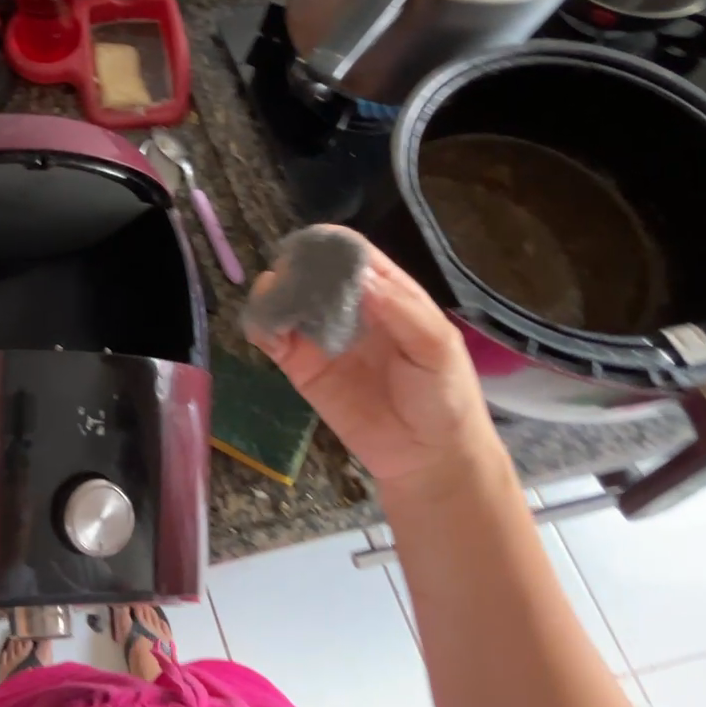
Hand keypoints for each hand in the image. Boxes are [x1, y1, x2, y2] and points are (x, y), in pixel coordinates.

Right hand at [244, 228, 496, 487]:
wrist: (427, 458)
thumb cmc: (444, 397)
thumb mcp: (437, 348)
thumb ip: (401, 310)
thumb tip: (358, 279)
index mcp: (385, 293)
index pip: (352, 256)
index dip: (332, 248)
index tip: (313, 251)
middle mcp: (347, 308)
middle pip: (311, 272)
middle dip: (296, 269)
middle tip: (290, 279)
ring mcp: (319, 336)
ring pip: (285, 300)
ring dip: (273, 294)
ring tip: (275, 304)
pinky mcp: (298, 365)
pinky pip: (271, 337)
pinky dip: (261, 327)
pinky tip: (266, 331)